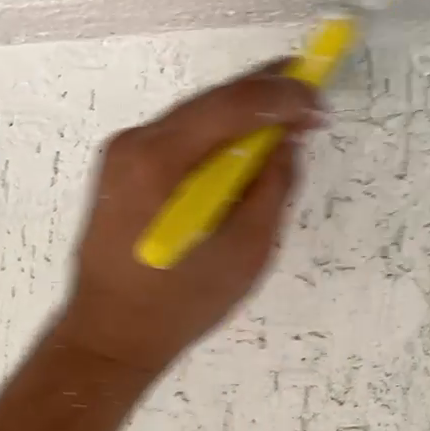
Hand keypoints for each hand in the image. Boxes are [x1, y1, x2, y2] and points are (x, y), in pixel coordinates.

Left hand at [50, 64, 321, 378]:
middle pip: (209, 101)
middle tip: (311, 95)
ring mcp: (121, 154)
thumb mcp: (245, 252)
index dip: (281, 95)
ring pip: (194, 116)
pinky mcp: (120, 170)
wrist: (109, 337)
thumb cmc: (179, 305)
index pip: (229, 105)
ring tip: (287, 116)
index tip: (320, 103)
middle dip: (264, 94)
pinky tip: (244, 146)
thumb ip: (272, 189)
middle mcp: (133, 143)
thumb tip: (286, 143)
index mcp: (158, 161)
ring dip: (241, 113)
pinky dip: (215, 136)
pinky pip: (178, 138)